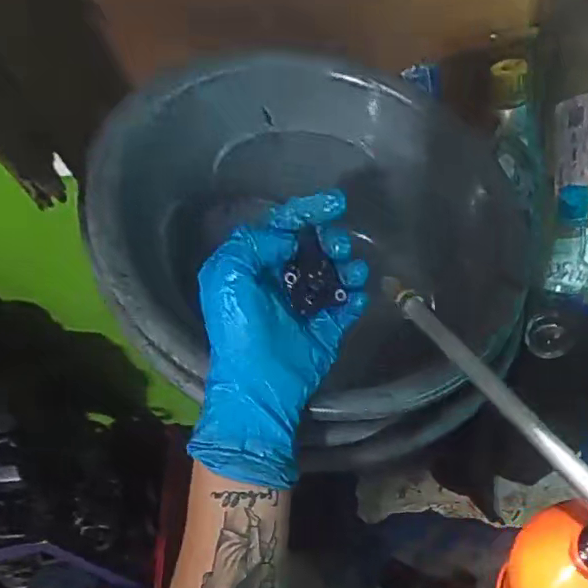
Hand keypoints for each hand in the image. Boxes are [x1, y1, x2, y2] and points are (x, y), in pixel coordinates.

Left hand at [186, 191, 369, 489]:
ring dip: (347, 267)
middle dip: (330, 241)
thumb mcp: (227, 276)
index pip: (283, 228)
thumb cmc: (239, 330)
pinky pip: (347, 307)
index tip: (336, 203)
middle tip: (339, 247)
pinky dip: (356, 297)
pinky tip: (359, 294)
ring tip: (352, 271)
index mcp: (255, 267)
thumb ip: (252, 245)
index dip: (308, 211)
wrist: (260, 384)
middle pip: (313, 249)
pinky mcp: (327, 331)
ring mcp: (306, 307)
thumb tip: (285, 238)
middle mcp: (281, 282)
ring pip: (333, 275)